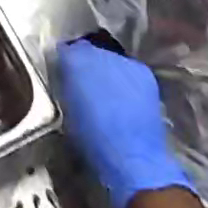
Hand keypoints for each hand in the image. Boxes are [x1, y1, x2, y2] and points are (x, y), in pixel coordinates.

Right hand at [55, 39, 192, 207]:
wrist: (133, 158)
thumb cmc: (91, 137)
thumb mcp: (66, 106)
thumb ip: (66, 82)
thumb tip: (68, 76)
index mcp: (71, 60)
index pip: (64, 50)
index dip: (65, 63)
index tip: (67, 75)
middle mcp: (96, 53)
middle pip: (87, 50)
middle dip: (87, 63)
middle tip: (87, 83)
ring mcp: (122, 61)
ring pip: (109, 58)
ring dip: (106, 69)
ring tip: (108, 91)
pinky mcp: (143, 72)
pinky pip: (128, 68)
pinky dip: (125, 77)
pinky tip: (126, 96)